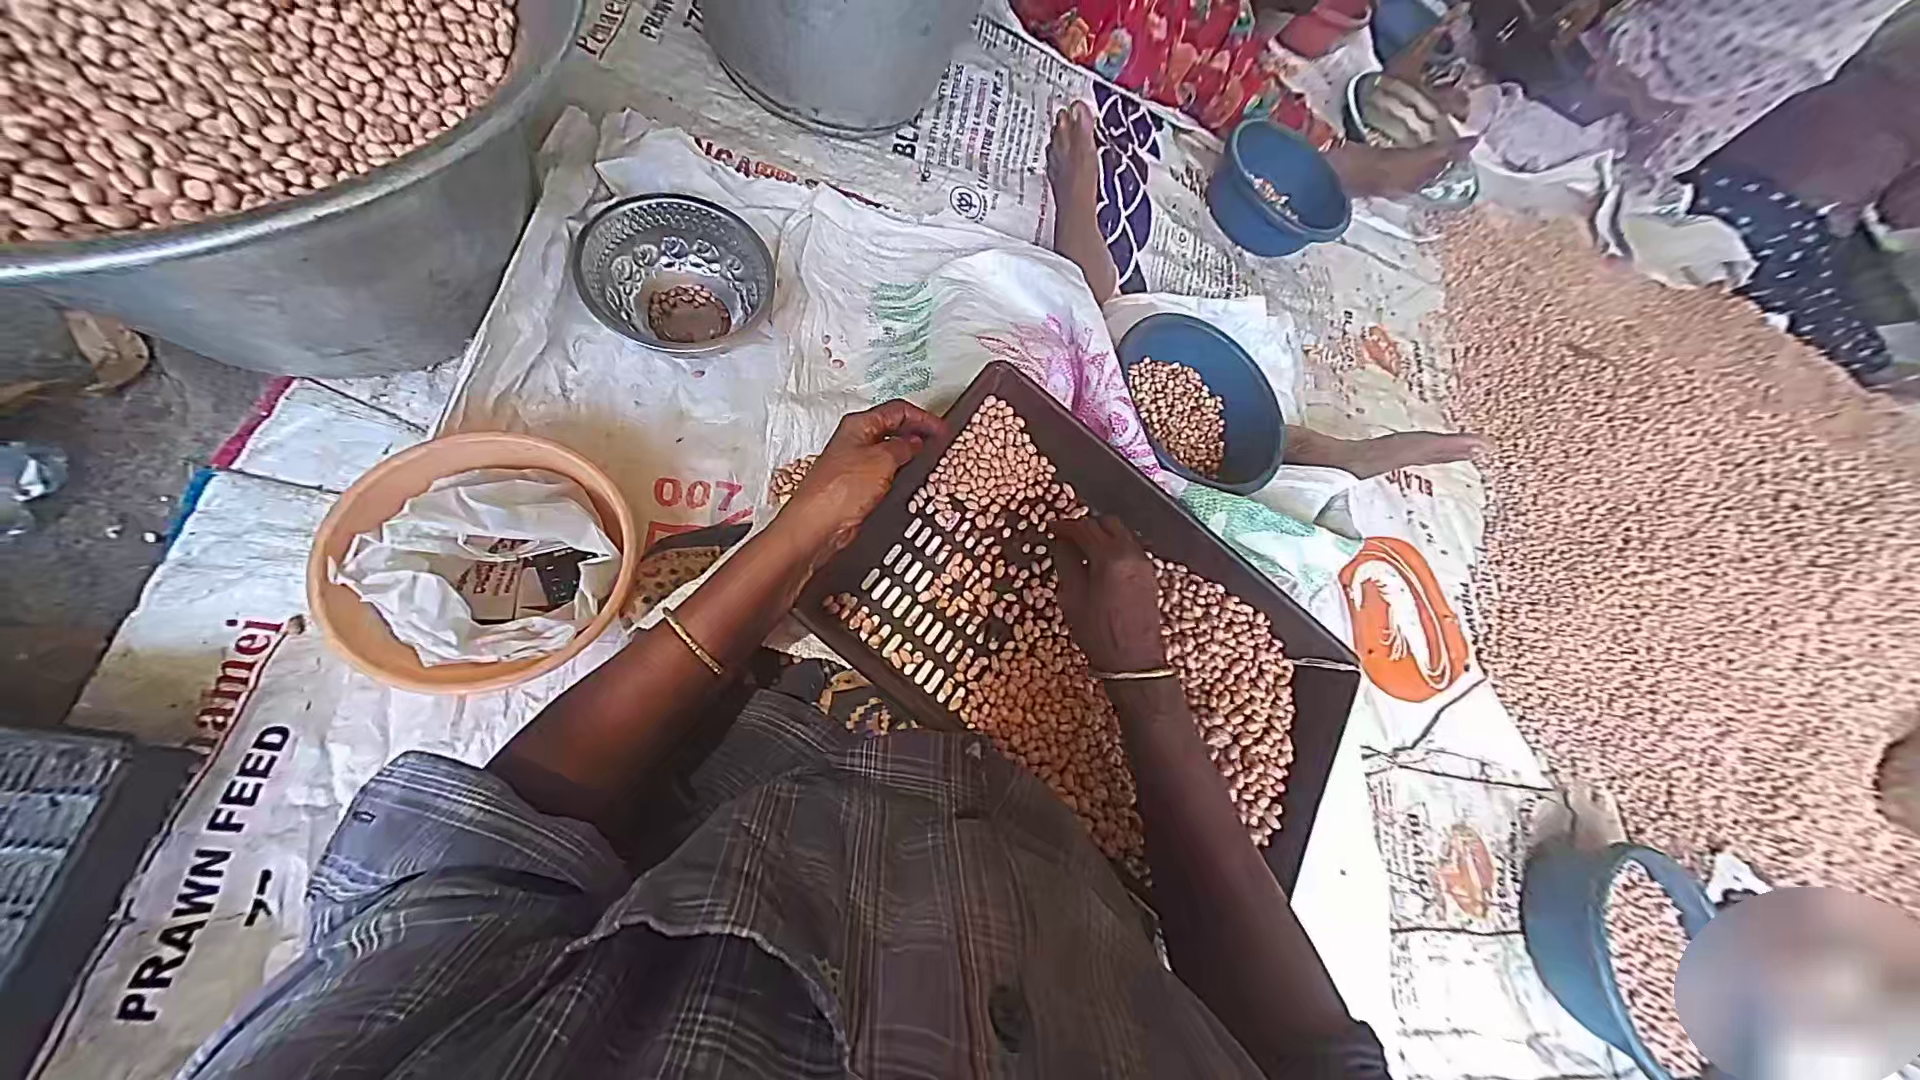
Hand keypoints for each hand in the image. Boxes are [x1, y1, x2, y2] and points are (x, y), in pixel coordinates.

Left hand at [778, 400, 947, 557]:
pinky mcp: (859, 487)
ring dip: (910, 456)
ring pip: (891, 453)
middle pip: (894, 429)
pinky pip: (886, 474)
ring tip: (930, 462)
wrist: (818, 525)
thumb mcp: (882, 460)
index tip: (942, 429)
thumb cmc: (839, 490)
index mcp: (859, 425)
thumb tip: (915, 443)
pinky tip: (912, 483)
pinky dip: (901, 475)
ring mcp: (857, 464)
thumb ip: (903, 448)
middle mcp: (856, 442)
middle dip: (918, 434)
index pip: (898, 411)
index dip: (923, 418)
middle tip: (939, 443)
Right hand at [1052, 515, 1167, 673]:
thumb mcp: (1072, 597)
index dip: (1065, 525)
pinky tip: (1099, 563)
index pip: (1085, 528)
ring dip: (1101, 535)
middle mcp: (1131, 554)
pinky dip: (1113, 546)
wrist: (1133, 660)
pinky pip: (1129, 548)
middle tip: (1067, 536)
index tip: (1052, 526)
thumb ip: (1066, 563)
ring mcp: (1144, 563)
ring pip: (1121, 533)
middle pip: (1107, 523)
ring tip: (1081, 549)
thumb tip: (1063, 543)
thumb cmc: (1097, 632)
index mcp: (1110, 558)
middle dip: (1085, 525)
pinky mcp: (1149, 574)